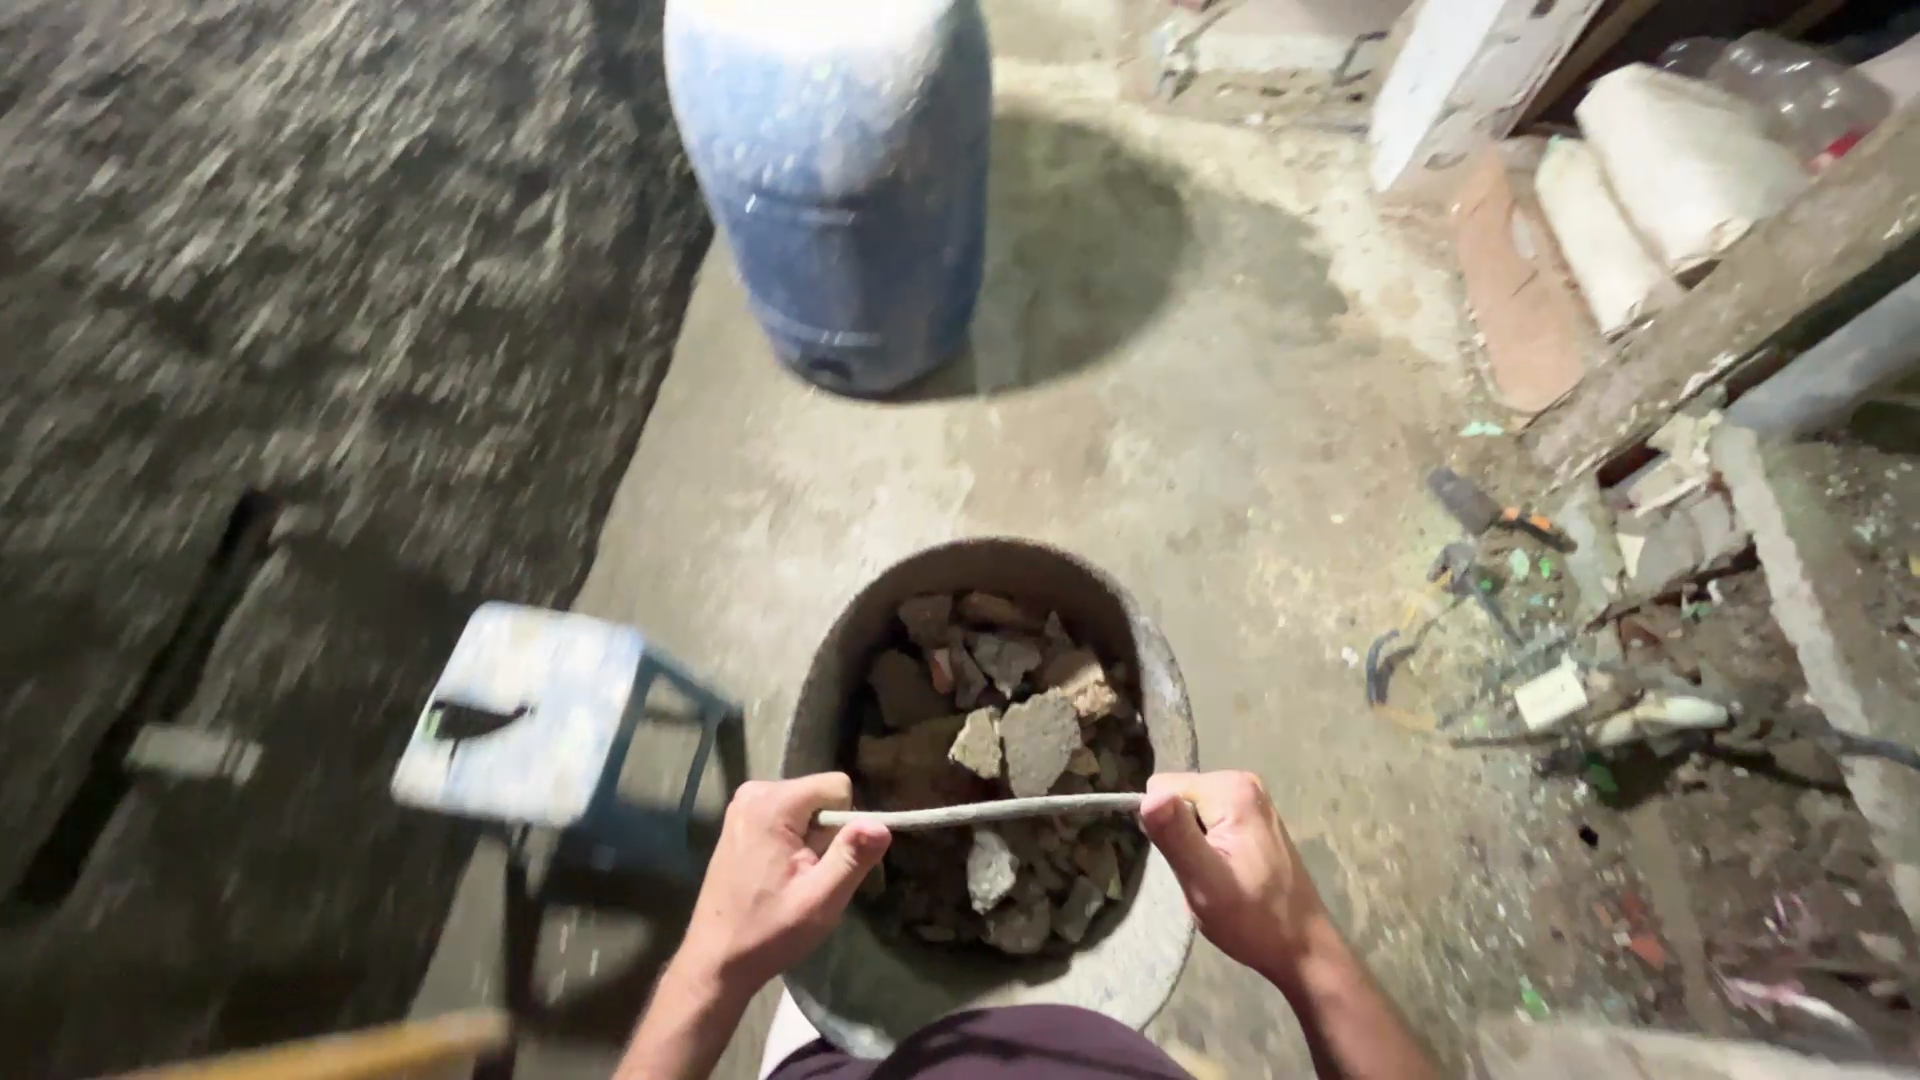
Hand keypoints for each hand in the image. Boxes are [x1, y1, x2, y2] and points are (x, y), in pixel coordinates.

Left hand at [678, 774, 890, 992]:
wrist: (715, 961)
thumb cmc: (768, 933)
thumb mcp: (820, 902)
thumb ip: (852, 858)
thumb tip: (882, 825)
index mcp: (772, 803)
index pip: (838, 787)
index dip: (843, 825)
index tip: (824, 862)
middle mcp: (754, 791)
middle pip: (821, 794)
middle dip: (825, 832)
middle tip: (807, 874)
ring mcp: (744, 803)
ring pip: (807, 804)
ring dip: (811, 837)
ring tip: (792, 876)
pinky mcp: (740, 817)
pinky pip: (788, 812)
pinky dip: (794, 838)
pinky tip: (778, 871)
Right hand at [1139, 771, 1329, 980]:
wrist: (1304, 949)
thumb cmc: (1254, 920)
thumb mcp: (1206, 883)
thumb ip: (1176, 836)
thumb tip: (1148, 797)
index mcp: (1230, 788)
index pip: (1162, 788)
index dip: (1165, 828)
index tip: (1186, 860)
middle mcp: (1241, 781)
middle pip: (1177, 795)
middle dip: (1180, 834)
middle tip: (1203, 872)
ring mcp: (1250, 797)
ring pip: (1189, 809)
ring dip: (1192, 842)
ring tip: (1215, 873)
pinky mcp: (1252, 815)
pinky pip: (1207, 818)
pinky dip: (1207, 844)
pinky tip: (1227, 869)